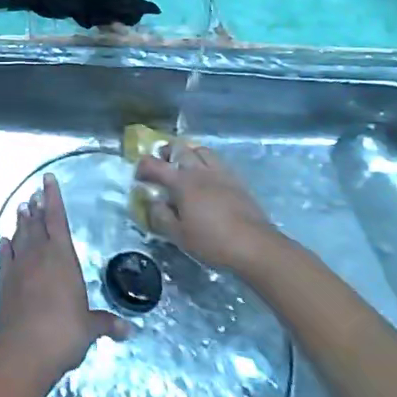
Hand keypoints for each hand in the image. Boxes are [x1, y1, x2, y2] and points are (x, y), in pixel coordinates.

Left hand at [0, 174, 126, 377]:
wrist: (25, 346)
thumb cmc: (65, 331)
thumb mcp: (90, 327)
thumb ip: (105, 323)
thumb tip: (128, 329)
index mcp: (62, 258)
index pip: (57, 220)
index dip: (53, 198)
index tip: (47, 179)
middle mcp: (38, 255)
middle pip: (36, 225)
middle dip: (36, 208)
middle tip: (33, 194)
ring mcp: (18, 267)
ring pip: (19, 237)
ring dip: (21, 223)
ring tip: (21, 208)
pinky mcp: (3, 281)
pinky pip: (5, 257)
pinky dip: (6, 247)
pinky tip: (5, 241)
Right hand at [135, 144, 278, 270]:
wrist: (257, 247)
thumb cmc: (213, 242)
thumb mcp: (178, 235)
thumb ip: (160, 216)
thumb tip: (152, 202)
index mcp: (182, 182)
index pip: (154, 165)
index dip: (142, 168)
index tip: (139, 178)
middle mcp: (200, 172)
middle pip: (181, 148)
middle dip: (167, 152)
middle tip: (163, 164)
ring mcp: (222, 174)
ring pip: (202, 151)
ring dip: (190, 154)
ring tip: (186, 167)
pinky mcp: (239, 182)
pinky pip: (219, 163)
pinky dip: (208, 164)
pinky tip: (209, 180)